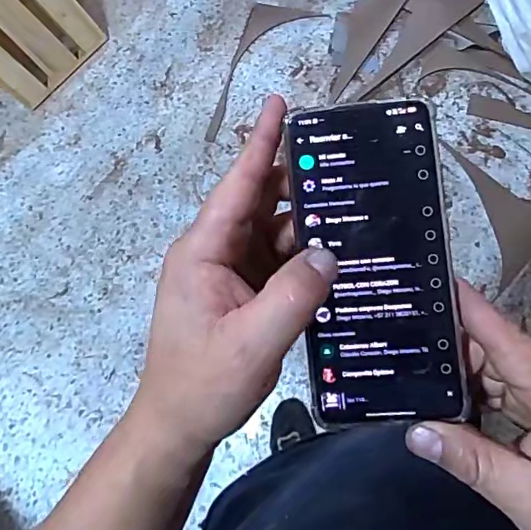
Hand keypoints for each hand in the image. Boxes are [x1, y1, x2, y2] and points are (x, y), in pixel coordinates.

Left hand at [132, 95, 339, 463]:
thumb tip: (330, 253)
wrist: (176, 427)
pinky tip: (335, 252)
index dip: (261, 143)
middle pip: (259, 203)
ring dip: (307, 222)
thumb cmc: (203, 384)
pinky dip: (303, 255)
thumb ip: (293, 296)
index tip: (280, 102)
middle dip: (297, 181)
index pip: (238, 185)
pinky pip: (277, 260)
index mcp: (204, 250)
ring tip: (353, 208)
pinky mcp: (241, 291)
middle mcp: (214, 250)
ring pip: (272, 232)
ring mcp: (228, 271)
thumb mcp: (252, 342)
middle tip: (344, 164)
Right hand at [405, 284, 530, 529]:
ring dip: (459, 373)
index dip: (466, 305)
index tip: (429, 277)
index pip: (505, 337)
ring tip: (409, 368)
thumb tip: (418, 432)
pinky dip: (477, 395)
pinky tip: (445, 399)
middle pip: (496, 350)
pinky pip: (507, 391)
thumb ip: (473, 462)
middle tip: (395, 341)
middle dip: (448, 344)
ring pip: (497, 370)